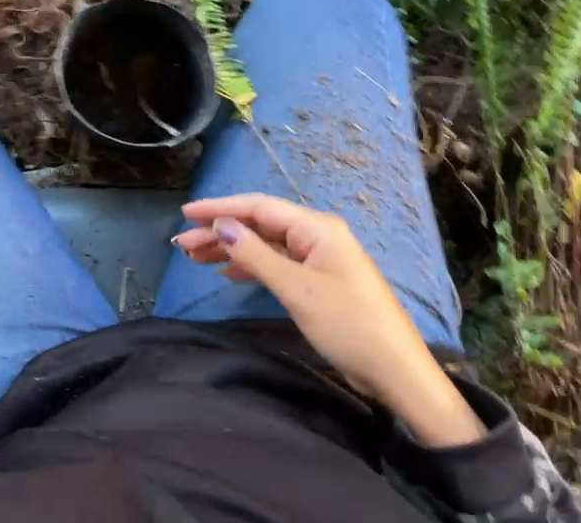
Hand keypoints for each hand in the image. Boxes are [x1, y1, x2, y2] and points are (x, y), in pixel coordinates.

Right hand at [174, 193, 485, 446]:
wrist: (397, 372)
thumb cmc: (348, 325)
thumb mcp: (297, 289)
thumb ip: (256, 255)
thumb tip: (222, 226)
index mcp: (316, 228)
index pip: (258, 207)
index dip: (219, 208)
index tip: (186, 213)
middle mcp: (317, 235)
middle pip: (260, 224)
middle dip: (221, 231)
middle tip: (183, 245)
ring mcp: (320, 258)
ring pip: (266, 243)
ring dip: (232, 248)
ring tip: (196, 257)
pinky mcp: (320, 281)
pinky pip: (278, 262)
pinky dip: (251, 265)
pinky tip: (229, 272)